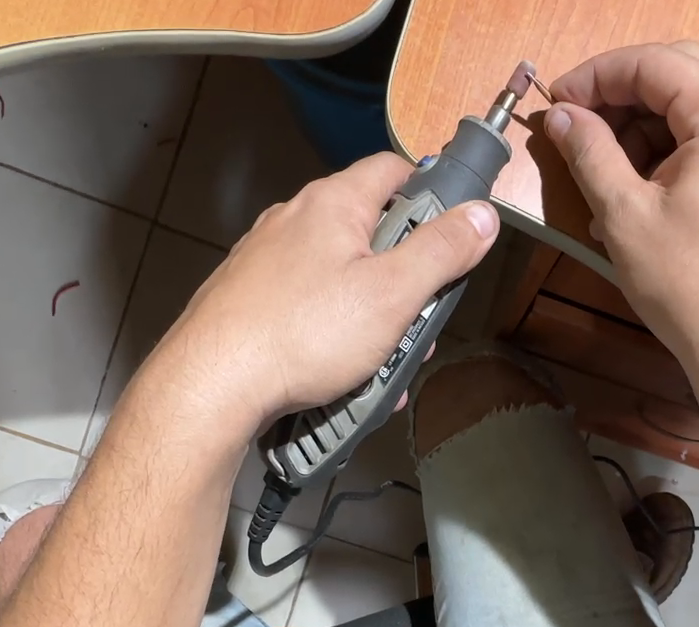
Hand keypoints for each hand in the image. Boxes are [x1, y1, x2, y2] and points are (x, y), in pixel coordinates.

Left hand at [146, 153, 498, 431]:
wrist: (215, 383)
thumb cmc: (308, 332)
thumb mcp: (392, 294)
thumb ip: (441, 253)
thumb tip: (483, 215)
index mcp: (332, 204)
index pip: (393, 170)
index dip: (431, 194)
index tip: (453, 235)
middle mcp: (295, 221)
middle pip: (371, 235)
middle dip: (406, 283)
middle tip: (423, 326)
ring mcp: (268, 262)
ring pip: (342, 281)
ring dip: (376, 321)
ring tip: (387, 369)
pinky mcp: (250, 301)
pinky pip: (311, 312)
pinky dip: (337, 338)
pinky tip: (346, 380)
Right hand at [545, 43, 698, 390]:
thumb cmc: (682, 285)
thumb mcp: (623, 215)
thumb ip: (590, 152)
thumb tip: (561, 115)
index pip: (655, 63)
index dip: (598, 76)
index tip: (557, 101)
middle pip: (677, 72)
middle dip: (619, 96)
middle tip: (575, 126)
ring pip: (689, 102)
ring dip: (639, 127)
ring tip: (600, 172)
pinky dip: (664, 150)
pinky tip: (630, 189)